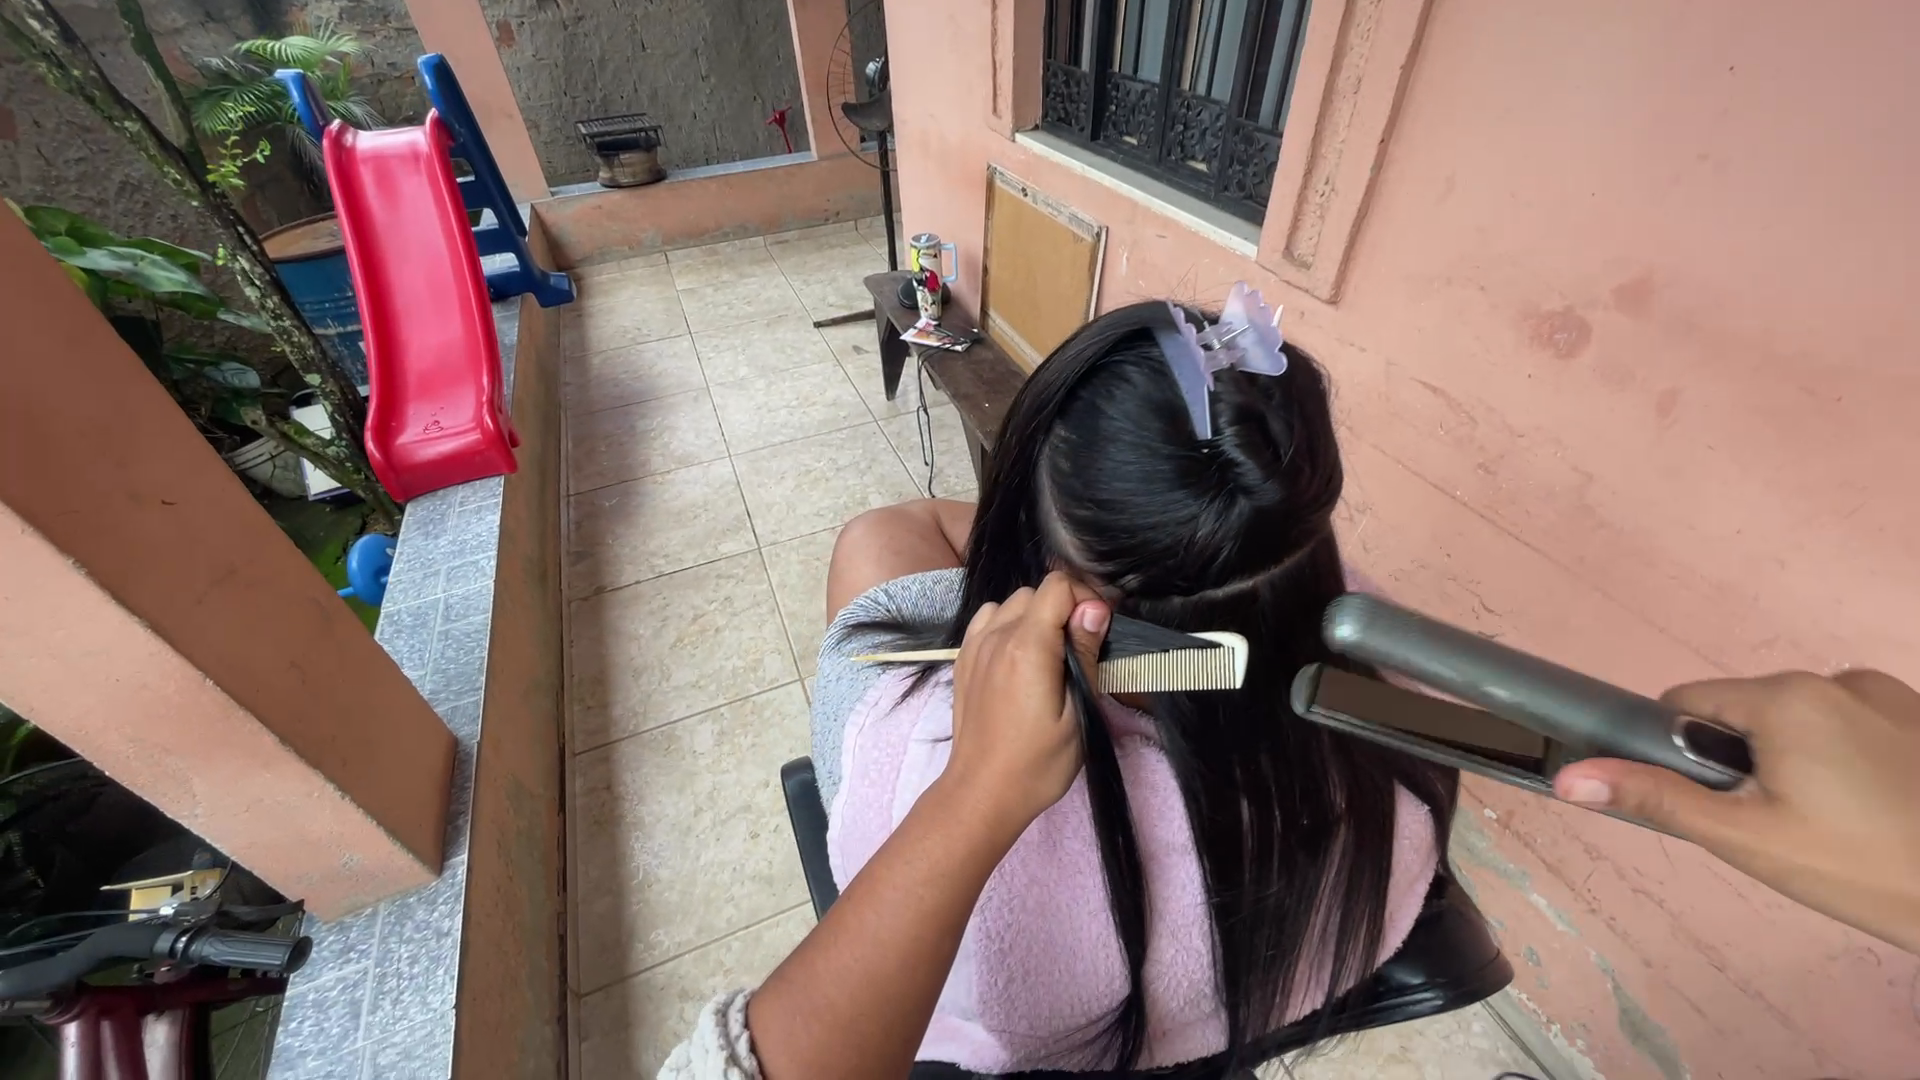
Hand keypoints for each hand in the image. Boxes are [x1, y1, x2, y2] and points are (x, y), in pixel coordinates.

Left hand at [942, 572, 1109, 834]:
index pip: (1058, 586)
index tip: (1100, 630)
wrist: (982, 792)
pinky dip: (1007, 624)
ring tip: (1049, 653)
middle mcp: (996, 636)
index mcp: (1026, 646)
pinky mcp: (963, 659)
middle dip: (1064, 608)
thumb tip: (1095, 607)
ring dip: (1035, 616)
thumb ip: (1083, 654)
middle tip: (1080, 648)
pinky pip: (988, 619)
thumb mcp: (1077, 714)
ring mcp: (974, 645)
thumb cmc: (1038, 763)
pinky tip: (1018, 654)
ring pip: (1011, 602)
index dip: (1086, 598)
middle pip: (1036, 592)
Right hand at [1553, 670, 1919, 953]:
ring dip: (1796, 754)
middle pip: (1742, 710)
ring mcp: (1897, 696)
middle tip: (1780, 820)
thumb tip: (1564, 777)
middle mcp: (1837, 679)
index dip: (1683, 751)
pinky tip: (1882, 804)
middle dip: (1742, 756)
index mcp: (1784, 697)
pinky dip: (1851, 754)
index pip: (1684, 704)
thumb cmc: (1866, 868)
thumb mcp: (1746, 838)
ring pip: (1798, 717)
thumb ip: (1652, 797)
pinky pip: (1854, 723)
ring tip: (1838, 818)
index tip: (1722, 798)